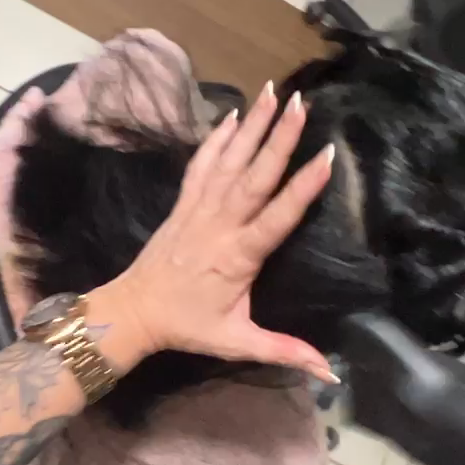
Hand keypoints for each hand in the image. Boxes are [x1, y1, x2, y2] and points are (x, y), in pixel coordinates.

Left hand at [86, 82, 336, 382]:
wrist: (133, 310)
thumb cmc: (186, 326)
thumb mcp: (236, 342)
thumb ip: (283, 351)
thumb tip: (331, 373)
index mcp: (237, 256)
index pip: (276, 217)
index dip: (303, 188)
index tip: (327, 155)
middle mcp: (219, 225)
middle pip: (253, 176)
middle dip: (278, 138)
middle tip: (302, 103)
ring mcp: (198, 209)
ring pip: (228, 161)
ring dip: (252, 126)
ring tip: (274, 92)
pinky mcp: (182, 203)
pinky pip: (201, 164)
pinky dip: (216, 138)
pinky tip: (233, 114)